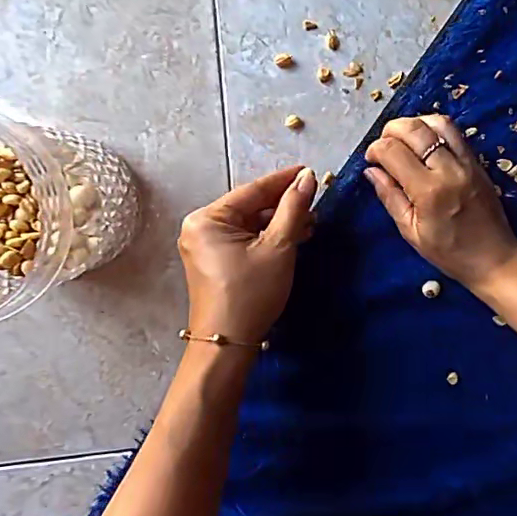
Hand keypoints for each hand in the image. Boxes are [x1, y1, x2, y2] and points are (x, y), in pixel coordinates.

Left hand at [179, 166, 317, 343]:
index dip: (284, 180)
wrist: (228, 344)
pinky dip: (269, 237)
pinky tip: (294, 237)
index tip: (310, 171)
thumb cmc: (251, 293)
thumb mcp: (278, 247)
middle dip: (285, 204)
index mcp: (208, 219)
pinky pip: (245, 238)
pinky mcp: (215, 261)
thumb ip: (294, 209)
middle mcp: (201, 227)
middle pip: (251, 206)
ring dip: (280, 222)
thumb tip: (308, 178)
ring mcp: (206, 245)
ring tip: (311, 222)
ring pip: (250, 223)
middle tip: (315, 200)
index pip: (253, 190)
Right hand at [363, 115, 516, 286]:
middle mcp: (448, 169)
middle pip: (414, 129)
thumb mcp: (411, 232)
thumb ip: (390, 197)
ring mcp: (466, 162)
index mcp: (429, 191)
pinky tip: (425, 142)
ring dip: (415, 124)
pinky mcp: (477, 162)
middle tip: (383, 146)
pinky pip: (455, 133)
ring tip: (403, 139)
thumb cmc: (450, 253)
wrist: (495, 258)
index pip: (393, 151)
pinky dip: (435, 129)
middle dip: (391, 130)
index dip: (375, 149)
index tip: (371, 160)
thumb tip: (371, 171)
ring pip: (437, 122)